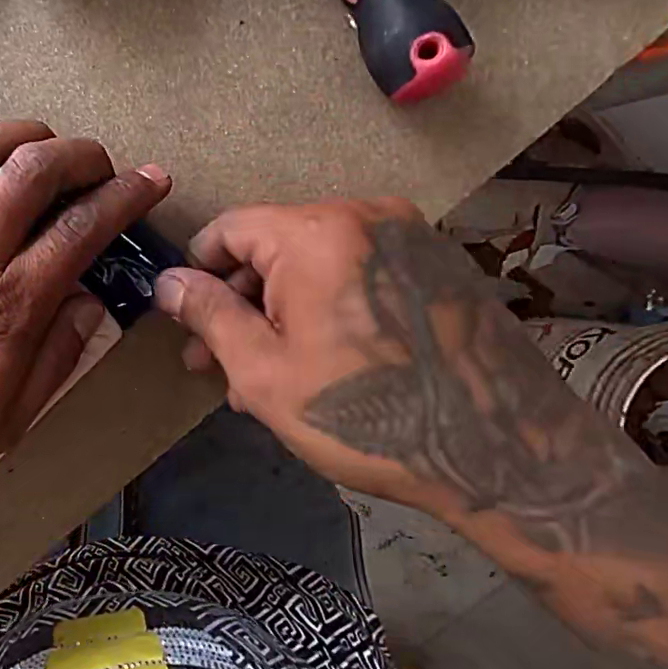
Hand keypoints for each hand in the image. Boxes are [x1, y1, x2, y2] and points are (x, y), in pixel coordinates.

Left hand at [0, 113, 169, 483]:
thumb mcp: (5, 422)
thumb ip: (55, 360)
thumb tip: (89, 305)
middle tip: (99, 165)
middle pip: (33, 171)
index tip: (150, 180)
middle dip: (81, 154)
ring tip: (44, 145)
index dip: (124, 198)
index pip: (79, 231)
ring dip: (22, 132)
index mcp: (7, 306)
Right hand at [154, 199, 593, 514]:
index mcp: (317, 232)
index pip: (229, 229)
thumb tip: (166, 281)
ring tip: (256, 376)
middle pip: (271, 248)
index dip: (196, 273)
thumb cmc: (364, 412)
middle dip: (235, 304)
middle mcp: (365, 216)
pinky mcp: (435, 265)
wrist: (501, 453)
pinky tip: (311, 365)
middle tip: (212, 362)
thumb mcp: (262, 369)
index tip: (184, 321)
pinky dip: (321, 310)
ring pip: (312, 266)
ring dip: (276, 314)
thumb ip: (208, 314)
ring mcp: (408, 238)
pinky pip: (354, 276)